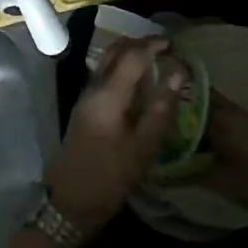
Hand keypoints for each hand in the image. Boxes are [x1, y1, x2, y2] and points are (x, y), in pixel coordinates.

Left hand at [46, 37, 181, 235]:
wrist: (69, 204)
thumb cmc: (110, 177)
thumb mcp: (143, 147)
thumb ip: (161, 108)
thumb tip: (178, 74)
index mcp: (108, 96)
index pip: (133, 56)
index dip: (153, 45)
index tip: (174, 44)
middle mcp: (94, 89)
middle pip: (115, 51)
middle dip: (139, 43)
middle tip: (164, 45)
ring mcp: (85, 98)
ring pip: (106, 61)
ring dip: (129, 53)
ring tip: (154, 57)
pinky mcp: (84, 108)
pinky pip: (104, 74)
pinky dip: (121, 66)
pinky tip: (136, 79)